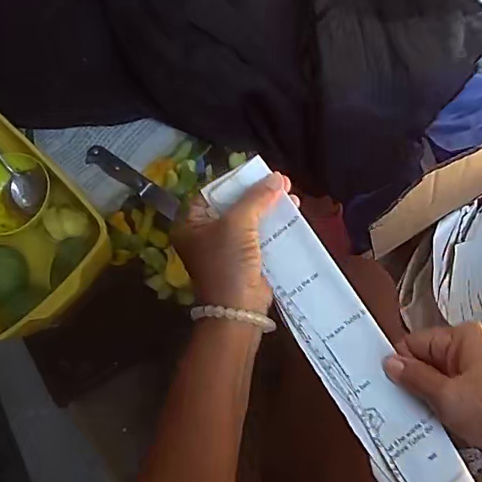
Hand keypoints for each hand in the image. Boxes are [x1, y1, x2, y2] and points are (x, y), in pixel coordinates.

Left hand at [173, 172, 288, 314]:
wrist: (238, 308)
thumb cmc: (228, 262)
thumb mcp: (237, 223)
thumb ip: (256, 198)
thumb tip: (276, 177)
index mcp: (191, 224)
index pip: (211, 193)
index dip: (234, 182)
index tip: (257, 173)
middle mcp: (205, 235)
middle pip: (232, 205)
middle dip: (257, 194)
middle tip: (280, 181)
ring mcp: (225, 249)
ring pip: (248, 220)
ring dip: (268, 208)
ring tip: (290, 194)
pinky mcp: (244, 260)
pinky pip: (258, 236)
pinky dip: (272, 225)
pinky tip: (290, 214)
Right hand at [383, 323, 481, 477]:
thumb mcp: (446, 395)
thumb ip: (413, 377)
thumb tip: (392, 364)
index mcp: (465, 338)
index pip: (415, 342)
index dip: (399, 362)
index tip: (383, 380)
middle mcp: (471, 353)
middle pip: (424, 363)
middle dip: (411, 384)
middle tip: (397, 402)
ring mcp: (476, 378)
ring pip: (435, 385)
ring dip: (425, 402)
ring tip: (420, 416)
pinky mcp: (479, 401)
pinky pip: (448, 401)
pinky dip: (438, 413)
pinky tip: (434, 426)